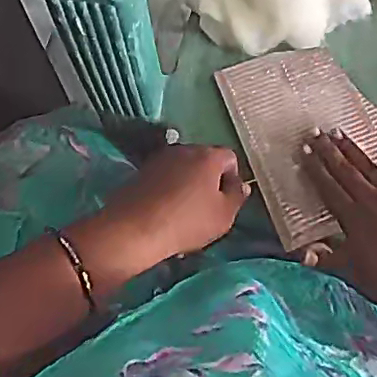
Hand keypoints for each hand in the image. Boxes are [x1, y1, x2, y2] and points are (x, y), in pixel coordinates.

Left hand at [71, 145, 249, 289]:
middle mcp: (184, 149)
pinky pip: (165, 176)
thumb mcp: (223, 216)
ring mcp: (160, 158)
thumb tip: (241, 184)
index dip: (233, 178)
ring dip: (188, 184)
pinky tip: (166, 211)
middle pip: (205, 160)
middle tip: (208, 208)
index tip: (227, 201)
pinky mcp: (141, 170)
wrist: (135, 228)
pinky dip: (169, 189)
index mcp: (208, 156)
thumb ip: (236, 197)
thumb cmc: (187, 222)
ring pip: (183, 168)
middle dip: (210, 179)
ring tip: (185, 213)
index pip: (230, 157)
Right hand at [302, 130, 376, 320]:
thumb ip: (330, 260)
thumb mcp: (359, 277)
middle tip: (315, 133)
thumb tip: (302, 252)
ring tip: (339, 133)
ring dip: (354, 150)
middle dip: (329, 152)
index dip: (314, 170)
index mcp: (355, 220)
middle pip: (346, 172)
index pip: (329, 189)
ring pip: (372, 168)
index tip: (303, 152)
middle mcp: (375, 202)